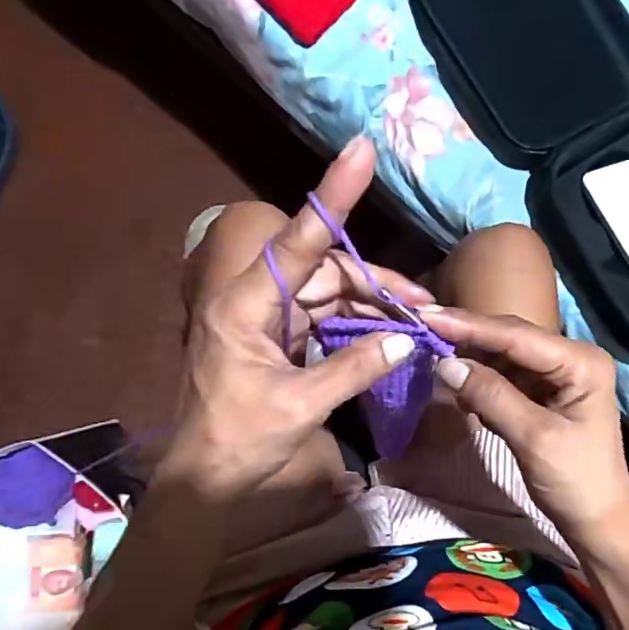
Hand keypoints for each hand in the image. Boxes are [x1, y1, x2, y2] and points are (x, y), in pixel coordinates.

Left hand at [160, 139, 420, 497]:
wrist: (206, 478)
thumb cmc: (241, 441)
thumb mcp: (302, 407)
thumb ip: (355, 369)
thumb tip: (405, 340)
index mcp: (245, 306)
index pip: (296, 241)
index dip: (332, 196)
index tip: (360, 150)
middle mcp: (253, 299)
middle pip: (322, 270)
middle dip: (373, 283)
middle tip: (422, 306)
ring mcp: (264, 317)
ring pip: (326, 292)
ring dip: (368, 304)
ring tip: (414, 321)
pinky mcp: (275, 337)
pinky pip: (321, 316)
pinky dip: (353, 323)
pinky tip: (386, 333)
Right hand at [419, 306, 628, 539]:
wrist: (597, 522)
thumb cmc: (575, 481)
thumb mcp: (532, 438)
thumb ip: (490, 396)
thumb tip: (444, 364)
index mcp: (581, 362)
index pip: (516, 335)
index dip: (469, 325)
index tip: (427, 317)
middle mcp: (572, 358)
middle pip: (510, 338)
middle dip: (467, 336)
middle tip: (421, 328)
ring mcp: (558, 375)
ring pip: (503, 355)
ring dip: (471, 358)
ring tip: (432, 356)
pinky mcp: (544, 393)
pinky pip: (505, 376)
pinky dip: (481, 380)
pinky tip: (459, 388)